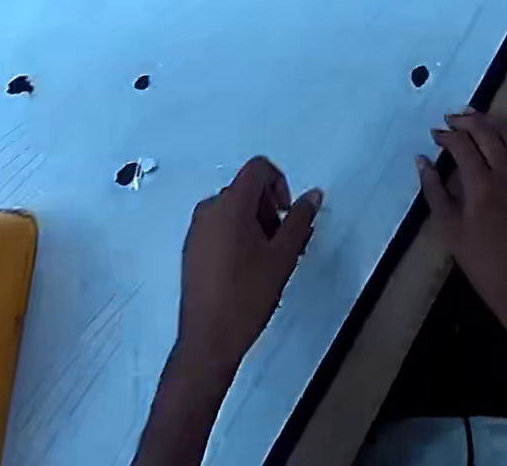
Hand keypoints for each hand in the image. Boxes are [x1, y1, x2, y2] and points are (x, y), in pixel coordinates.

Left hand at [175, 157, 322, 373]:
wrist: (209, 339)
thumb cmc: (246, 297)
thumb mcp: (282, 256)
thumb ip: (300, 220)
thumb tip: (313, 196)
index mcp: (230, 204)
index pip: (258, 168)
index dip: (279, 183)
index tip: (286, 212)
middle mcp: (209, 208)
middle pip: (246, 188)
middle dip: (269, 208)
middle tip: (282, 242)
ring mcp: (198, 227)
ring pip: (234, 208)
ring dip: (256, 223)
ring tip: (268, 259)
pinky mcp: (193, 246)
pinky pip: (220, 224)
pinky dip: (238, 233)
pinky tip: (248, 268)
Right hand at [417, 111, 506, 333]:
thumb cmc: (484, 264)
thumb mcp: (449, 230)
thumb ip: (434, 191)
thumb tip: (422, 160)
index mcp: (481, 185)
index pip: (460, 144)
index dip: (445, 135)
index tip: (434, 135)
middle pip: (485, 131)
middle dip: (465, 121)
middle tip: (451, 119)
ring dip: (490, 120)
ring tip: (474, 116)